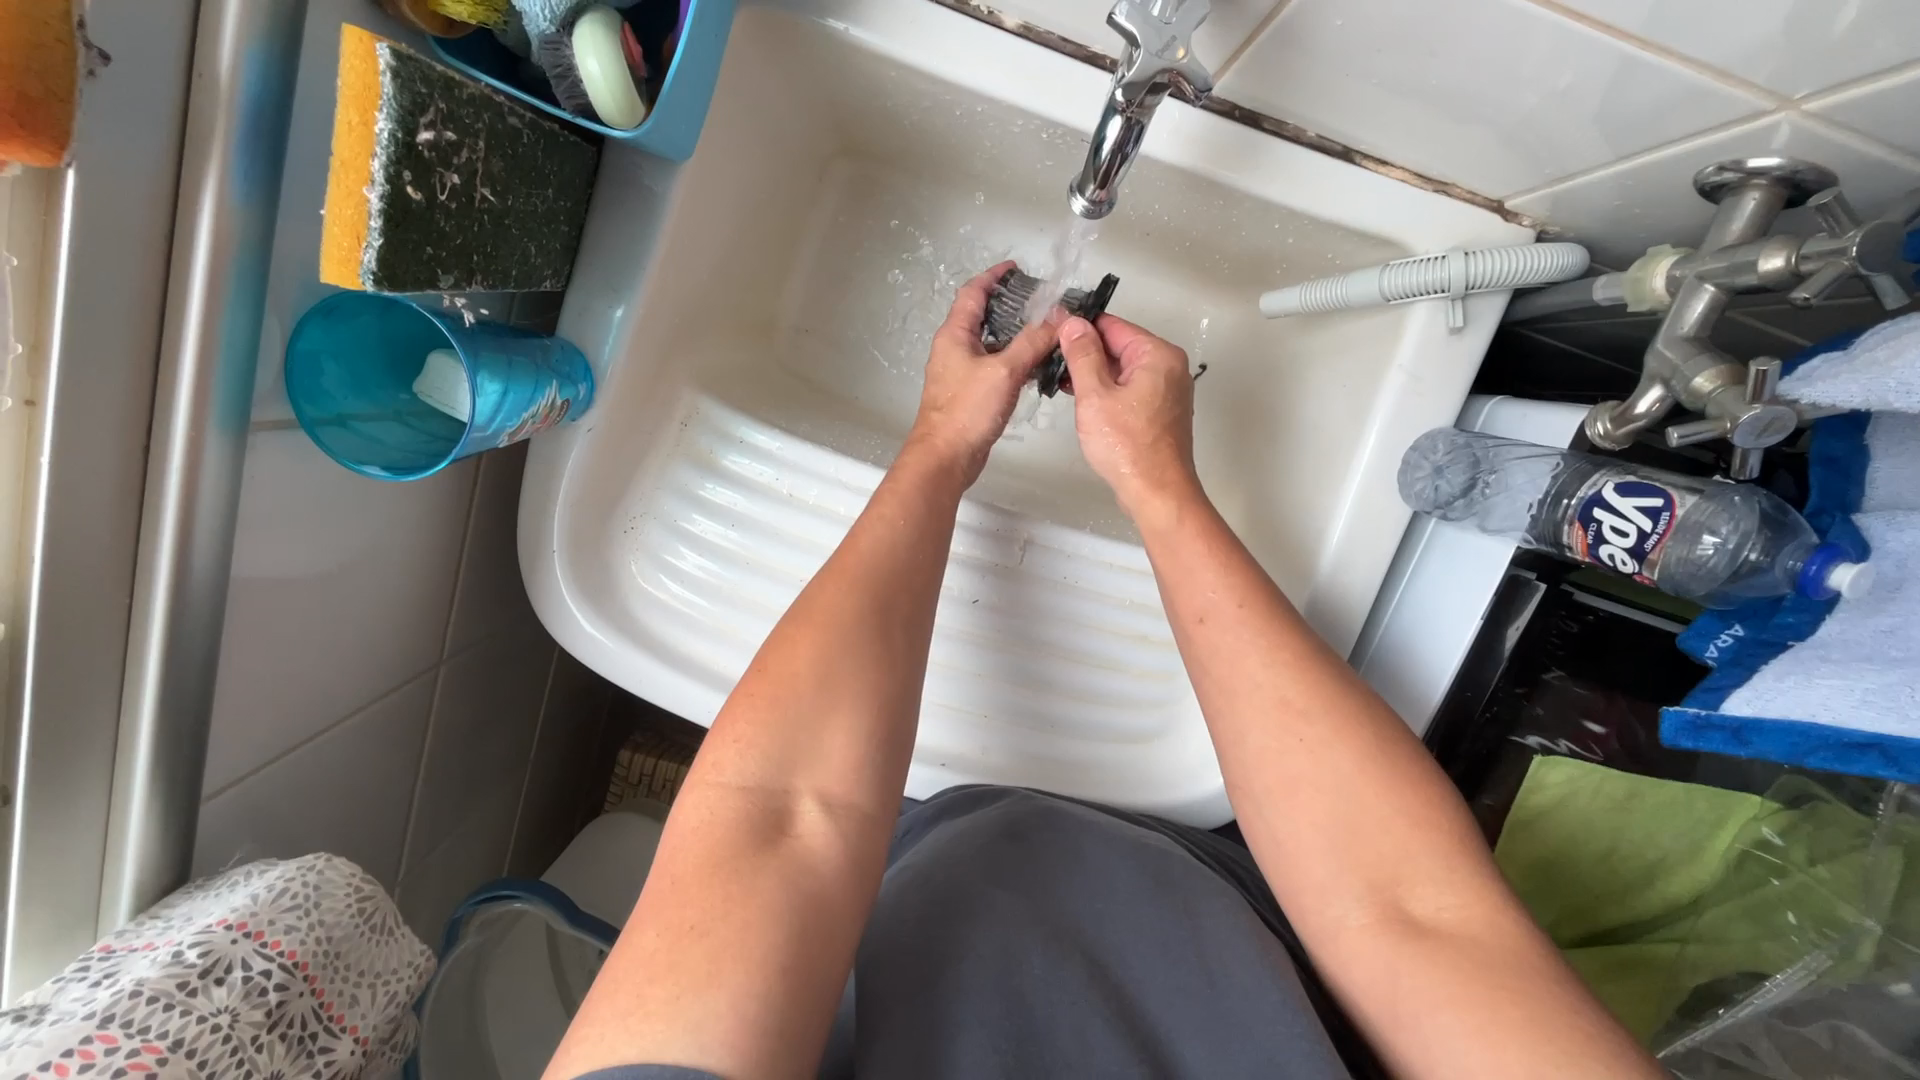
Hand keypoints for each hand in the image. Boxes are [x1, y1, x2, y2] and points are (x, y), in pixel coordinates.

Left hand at [904, 261, 1058, 484]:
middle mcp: (954, 349)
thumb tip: (1058, 318)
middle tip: (1041, 302)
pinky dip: (1013, 361)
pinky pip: (993, 367)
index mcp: (954, 334)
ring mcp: (960, 373)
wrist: (945, 457)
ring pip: (990, 344)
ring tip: (1045, 331)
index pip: (972, 293)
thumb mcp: (1004, 371)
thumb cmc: (967, 411)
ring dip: (1014, 335)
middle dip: (1009, 306)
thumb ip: (1032, 343)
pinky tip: (1035, 367)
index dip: (993, 277)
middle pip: (981, 316)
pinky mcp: (969, 394)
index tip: (1016, 269)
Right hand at [1057, 314, 1199, 517]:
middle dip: (1085, 354)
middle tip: (1051, 363)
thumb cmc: (1128, 447)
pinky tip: (1084, 403)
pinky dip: (1107, 391)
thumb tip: (1072, 322)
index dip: (1079, 328)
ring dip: (1094, 375)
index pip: (1112, 325)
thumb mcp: (1095, 395)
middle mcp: (1168, 367)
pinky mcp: (1160, 411)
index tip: (1051, 333)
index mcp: (1157, 355)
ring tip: (1062, 384)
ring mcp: (1166, 390)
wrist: (1156, 491)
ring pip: (1122, 369)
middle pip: (1118, 346)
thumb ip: (1082, 355)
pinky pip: (1129, 389)